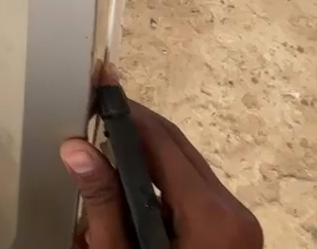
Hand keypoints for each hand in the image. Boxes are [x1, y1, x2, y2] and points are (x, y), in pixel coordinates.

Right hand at [61, 99, 261, 248]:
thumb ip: (103, 204)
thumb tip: (76, 146)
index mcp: (211, 214)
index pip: (160, 138)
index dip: (124, 108)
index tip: (96, 82)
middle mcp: (233, 211)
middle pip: (174, 144)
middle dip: (131, 126)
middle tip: (90, 112)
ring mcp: (240, 225)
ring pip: (184, 165)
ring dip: (145, 153)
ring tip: (102, 152)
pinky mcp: (236, 237)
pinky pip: (193, 190)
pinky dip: (160, 180)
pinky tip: (129, 192)